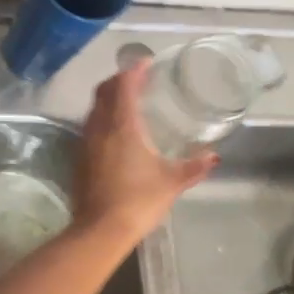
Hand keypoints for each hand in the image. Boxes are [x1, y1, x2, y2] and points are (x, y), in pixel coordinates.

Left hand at [75, 61, 217, 239]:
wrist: (100, 229)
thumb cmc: (138, 200)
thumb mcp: (172, 182)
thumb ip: (194, 167)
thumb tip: (214, 157)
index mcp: (122, 125)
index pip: (124, 86)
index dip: (134, 70)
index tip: (146, 63)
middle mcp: (99, 128)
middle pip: (104, 92)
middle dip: (118, 81)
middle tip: (136, 80)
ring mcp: (85, 143)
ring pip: (93, 110)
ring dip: (107, 100)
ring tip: (126, 103)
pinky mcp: (79, 159)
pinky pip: (89, 128)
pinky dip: (101, 120)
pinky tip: (114, 133)